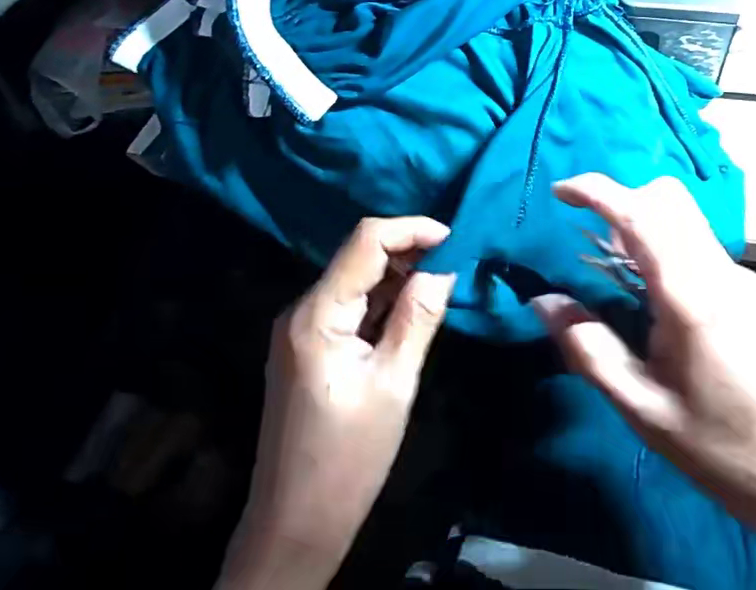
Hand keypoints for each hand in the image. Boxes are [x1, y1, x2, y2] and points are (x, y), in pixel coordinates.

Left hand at [218, 217, 457, 589]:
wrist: (294, 526)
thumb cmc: (348, 457)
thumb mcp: (394, 382)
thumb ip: (419, 316)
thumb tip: (447, 265)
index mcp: (317, 316)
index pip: (366, 241)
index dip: (413, 229)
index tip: (457, 239)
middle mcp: (303, 311)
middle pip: (362, 253)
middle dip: (413, 249)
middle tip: (461, 260)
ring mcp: (305, 328)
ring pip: (361, 276)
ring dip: (404, 273)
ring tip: (449, 280)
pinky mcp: (313, 345)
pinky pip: (356, 303)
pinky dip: (390, 297)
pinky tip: (420, 305)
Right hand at [534, 176, 755, 589]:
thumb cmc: (717, 446)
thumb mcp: (641, 407)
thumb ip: (589, 349)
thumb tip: (543, 302)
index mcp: (690, 297)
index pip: (642, 216)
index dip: (599, 192)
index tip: (561, 191)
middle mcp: (719, 271)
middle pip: (669, 199)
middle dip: (623, 200)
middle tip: (589, 241)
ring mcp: (740, 276)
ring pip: (687, 217)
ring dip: (645, 221)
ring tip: (614, 269)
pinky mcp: (749, 288)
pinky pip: (700, 243)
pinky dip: (667, 243)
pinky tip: (654, 294)